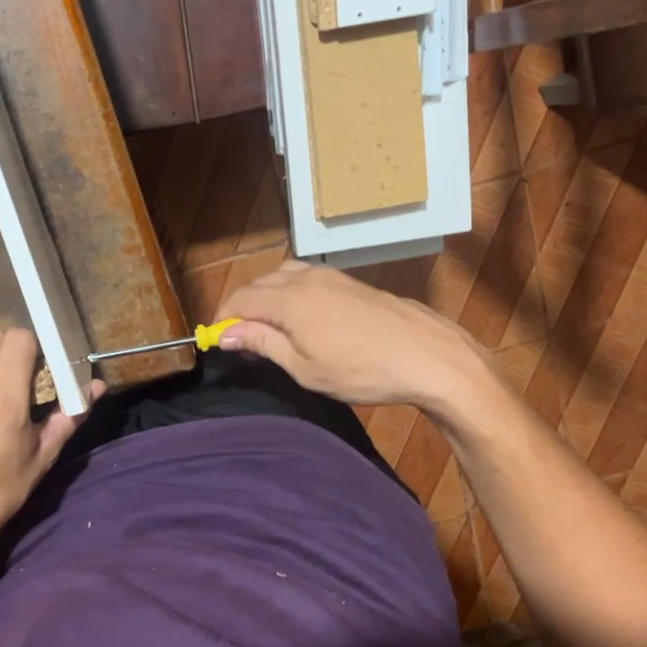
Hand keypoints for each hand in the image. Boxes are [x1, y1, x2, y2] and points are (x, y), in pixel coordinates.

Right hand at [216, 261, 499, 423]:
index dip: (221, 320)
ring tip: (268, 328)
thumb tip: (225, 333)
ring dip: (266, 297)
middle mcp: (306, 278)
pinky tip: (300, 318)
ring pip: (282, 276)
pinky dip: (289, 293)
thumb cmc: (362, 371)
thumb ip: (262, 343)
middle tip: (240, 340)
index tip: (216, 343)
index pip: (238, 299)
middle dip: (241, 308)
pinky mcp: (351, 282)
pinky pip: (305, 278)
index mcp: (289, 299)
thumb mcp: (304, 367)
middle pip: (258, 284)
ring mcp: (331, 276)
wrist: (430, 358)